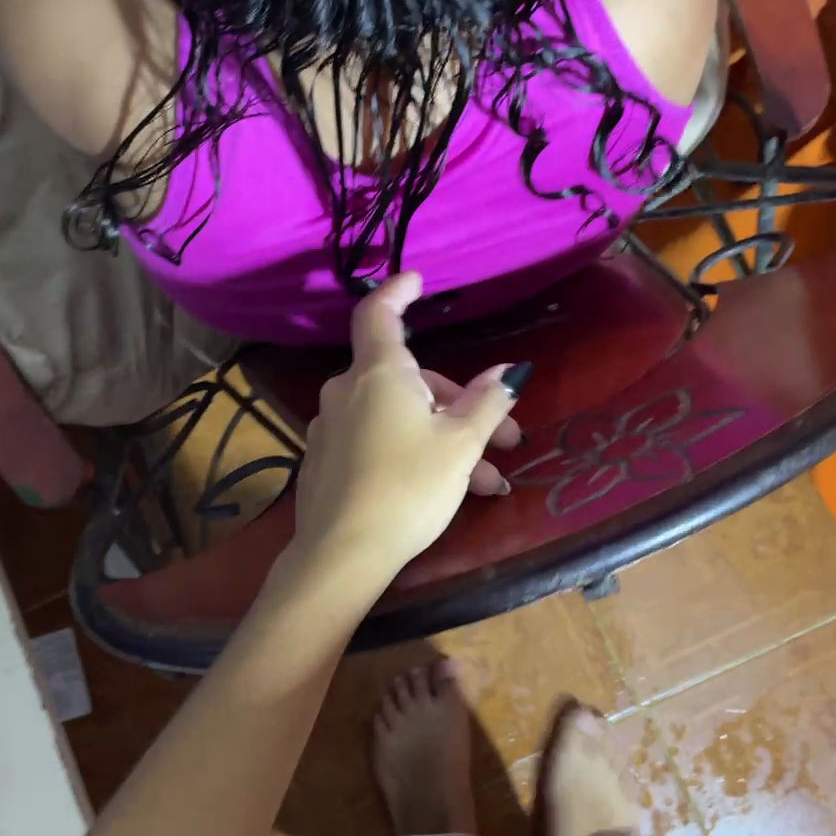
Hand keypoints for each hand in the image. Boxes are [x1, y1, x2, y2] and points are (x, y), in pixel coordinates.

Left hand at [289, 272, 530, 579]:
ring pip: (398, 416)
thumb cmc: (409, 487)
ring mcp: (331, 427)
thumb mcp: (461, 445)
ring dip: (444, 437)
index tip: (418, 281)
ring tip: (487, 481)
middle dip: (459, 403)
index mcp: (378, 373)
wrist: (342, 554)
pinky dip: (412, 452)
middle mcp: (347, 391)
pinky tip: (445, 490)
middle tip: (504, 439)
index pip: (379, 312)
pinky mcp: (326, 461)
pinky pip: (377, 441)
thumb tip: (510, 371)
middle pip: (408, 378)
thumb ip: (487, 402)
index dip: (398, 291)